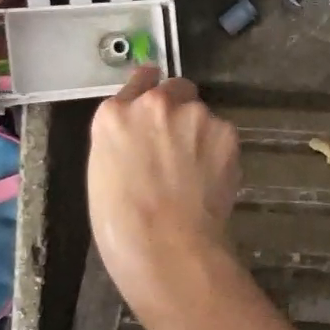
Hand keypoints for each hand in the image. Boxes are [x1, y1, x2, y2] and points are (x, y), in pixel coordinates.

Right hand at [88, 67, 242, 302]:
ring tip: (196, 172)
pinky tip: (212, 180)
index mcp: (113, 115)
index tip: (158, 107)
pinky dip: (219, 152)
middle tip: (179, 144)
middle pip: (175, 88)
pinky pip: (222, 135)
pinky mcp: (225, 132)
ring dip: (200, 132)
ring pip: (202, 113)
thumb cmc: (121, 226)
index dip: (150, 93)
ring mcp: (193, 115)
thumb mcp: (104, 173)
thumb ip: (123, 142)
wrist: (168, 247)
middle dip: (179, 109)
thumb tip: (142, 140)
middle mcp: (154, 103)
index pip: (139, 81)